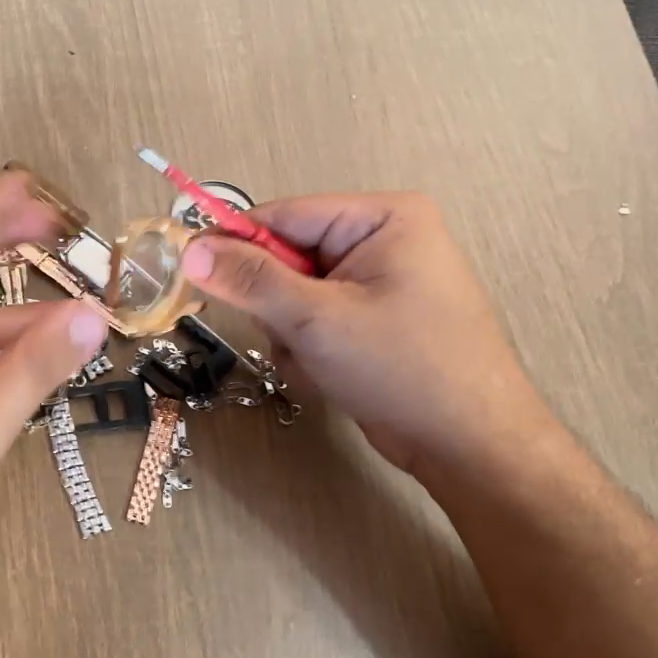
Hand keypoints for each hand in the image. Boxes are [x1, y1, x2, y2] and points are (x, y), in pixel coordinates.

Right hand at [181, 192, 549, 473]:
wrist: (466, 441)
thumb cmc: (402, 368)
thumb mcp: (316, 319)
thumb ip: (249, 281)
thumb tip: (191, 252)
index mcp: (382, 218)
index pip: (282, 215)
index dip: (234, 245)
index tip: (192, 275)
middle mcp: (382, 240)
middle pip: (285, 256)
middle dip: (275, 304)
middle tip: (287, 335)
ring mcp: (378, 282)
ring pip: (292, 294)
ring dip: (288, 331)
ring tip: (315, 360)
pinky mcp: (373, 319)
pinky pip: (313, 319)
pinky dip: (306, 347)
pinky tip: (327, 371)